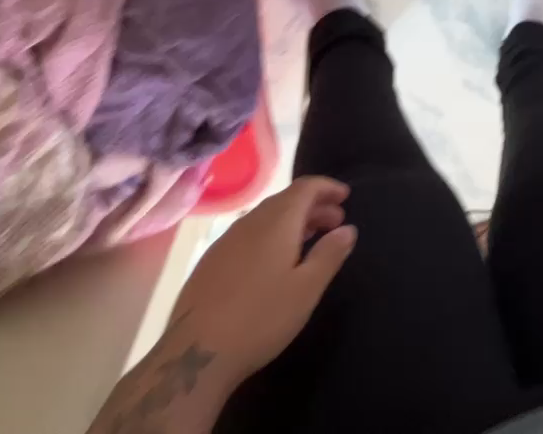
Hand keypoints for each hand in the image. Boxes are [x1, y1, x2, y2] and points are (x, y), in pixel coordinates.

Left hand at [169, 176, 357, 382]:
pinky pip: (248, 234)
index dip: (327, 187)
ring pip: (265, 217)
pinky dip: (270, 235)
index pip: (305, 187)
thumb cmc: (261, 318)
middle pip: (286, 200)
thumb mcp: (306, 289)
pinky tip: (273, 261)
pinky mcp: (210, 262)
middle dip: (313, 206)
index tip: (346, 196)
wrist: (195, 355)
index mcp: (277, 222)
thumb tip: (348, 228)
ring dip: (292, 221)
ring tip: (309, 240)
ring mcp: (225, 241)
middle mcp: (250, 222)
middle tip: (335, 222)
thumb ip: (330, 254)